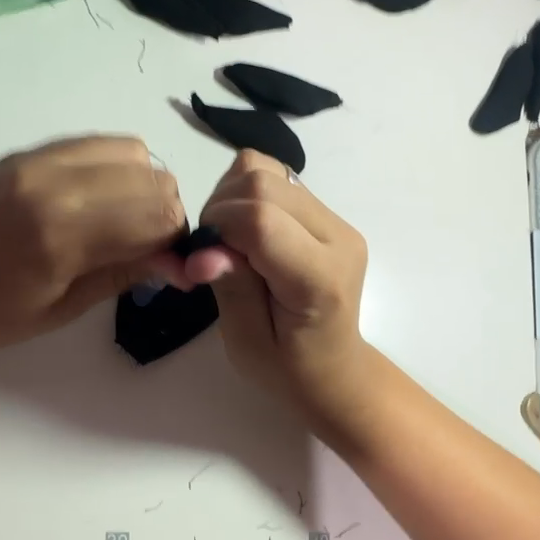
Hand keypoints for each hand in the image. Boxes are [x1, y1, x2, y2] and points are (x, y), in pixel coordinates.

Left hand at [0, 136, 187, 363]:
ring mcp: (33, 159)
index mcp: (61, 231)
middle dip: (163, 212)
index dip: (175, 242)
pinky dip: (109, 169)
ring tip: (118, 225)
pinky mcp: (19, 153)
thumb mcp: (61, 308)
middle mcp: (52, 180)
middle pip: (150, 175)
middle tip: (144, 249)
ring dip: (140, 185)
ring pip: (125, 149)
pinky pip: (88, 144)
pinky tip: (92, 205)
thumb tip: (180, 263)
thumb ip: (124, 273)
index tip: (166, 268)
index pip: (157, 214)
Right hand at [191, 151, 374, 425]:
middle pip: (262, 183)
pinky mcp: (327, 213)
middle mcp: (337, 238)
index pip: (262, 221)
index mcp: (319, 279)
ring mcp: (336, 220)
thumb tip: (204, 252)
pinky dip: (248, 196)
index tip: (203, 260)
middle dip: (221, 209)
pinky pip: (276, 178)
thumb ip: (231, 290)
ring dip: (233, 199)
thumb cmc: (286, 367)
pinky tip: (246, 233)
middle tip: (214, 252)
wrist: (332, 369)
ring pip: (267, 170)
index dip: (219, 228)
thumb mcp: (247, 344)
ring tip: (230, 242)